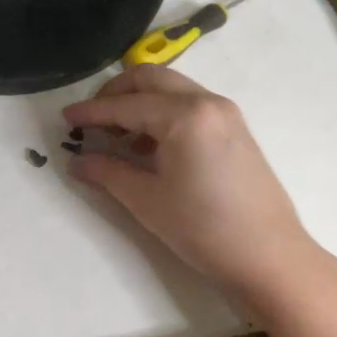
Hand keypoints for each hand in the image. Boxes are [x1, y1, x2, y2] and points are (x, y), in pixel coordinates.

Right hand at [63, 65, 325, 305]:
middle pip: (150, 78)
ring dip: (139, 101)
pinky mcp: (235, 130)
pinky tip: (148, 146)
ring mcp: (226, 114)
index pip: (125, 105)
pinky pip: (189, 104)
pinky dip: (162, 112)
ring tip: (117, 135)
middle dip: (114, 93)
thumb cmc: (204, 228)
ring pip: (171, 89)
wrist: (271, 257)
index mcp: (184, 115)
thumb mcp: (146, 200)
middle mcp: (207, 102)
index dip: (91, 111)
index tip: (64, 118)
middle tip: (91, 118)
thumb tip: (77, 160)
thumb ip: (107, 172)